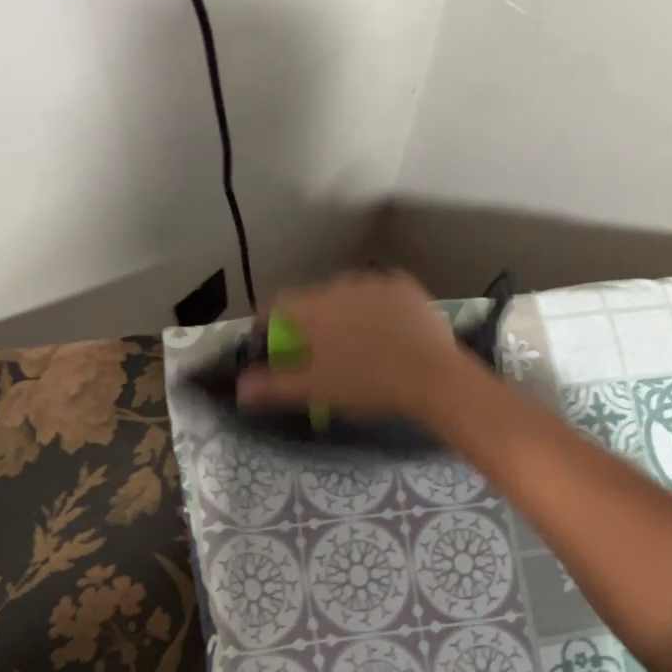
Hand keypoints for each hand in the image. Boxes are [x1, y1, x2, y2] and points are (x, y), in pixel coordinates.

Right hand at [237, 271, 469, 417]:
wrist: (431, 376)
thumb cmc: (366, 384)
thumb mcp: (315, 390)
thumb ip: (273, 386)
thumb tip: (241, 387)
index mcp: (312, 307)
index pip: (277, 306)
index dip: (270, 323)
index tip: (274, 342)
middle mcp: (339, 285)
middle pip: (314, 300)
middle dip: (312, 322)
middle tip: (320, 352)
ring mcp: (375, 282)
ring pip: (348, 296)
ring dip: (345, 314)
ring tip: (357, 344)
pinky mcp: (405, 286)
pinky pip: (380, 295)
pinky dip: (377, 310)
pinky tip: (387, 333)